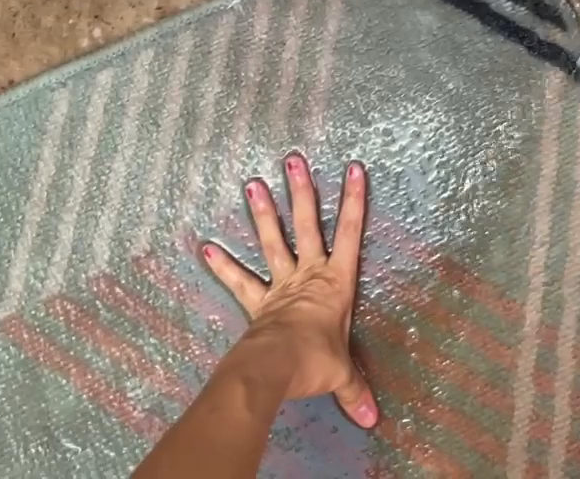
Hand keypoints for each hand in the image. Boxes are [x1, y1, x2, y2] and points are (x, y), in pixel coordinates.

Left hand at [200, 154, 378, 428]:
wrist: (273, 371)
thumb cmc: (315, 362)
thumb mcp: (342, 373)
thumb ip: (356, 390)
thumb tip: (374, 420)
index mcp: (336, 281)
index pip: (350, 233)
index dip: (354, 200)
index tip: (353, 169)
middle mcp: (309, 273)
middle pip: (305, 224)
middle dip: (301, 191)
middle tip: (293, 159)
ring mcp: (280, 284)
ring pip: (272, 241)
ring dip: (262, 213)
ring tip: (251, 183)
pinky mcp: (256, 302)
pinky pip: (239, 281)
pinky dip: (222, 265)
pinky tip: (205, 247)